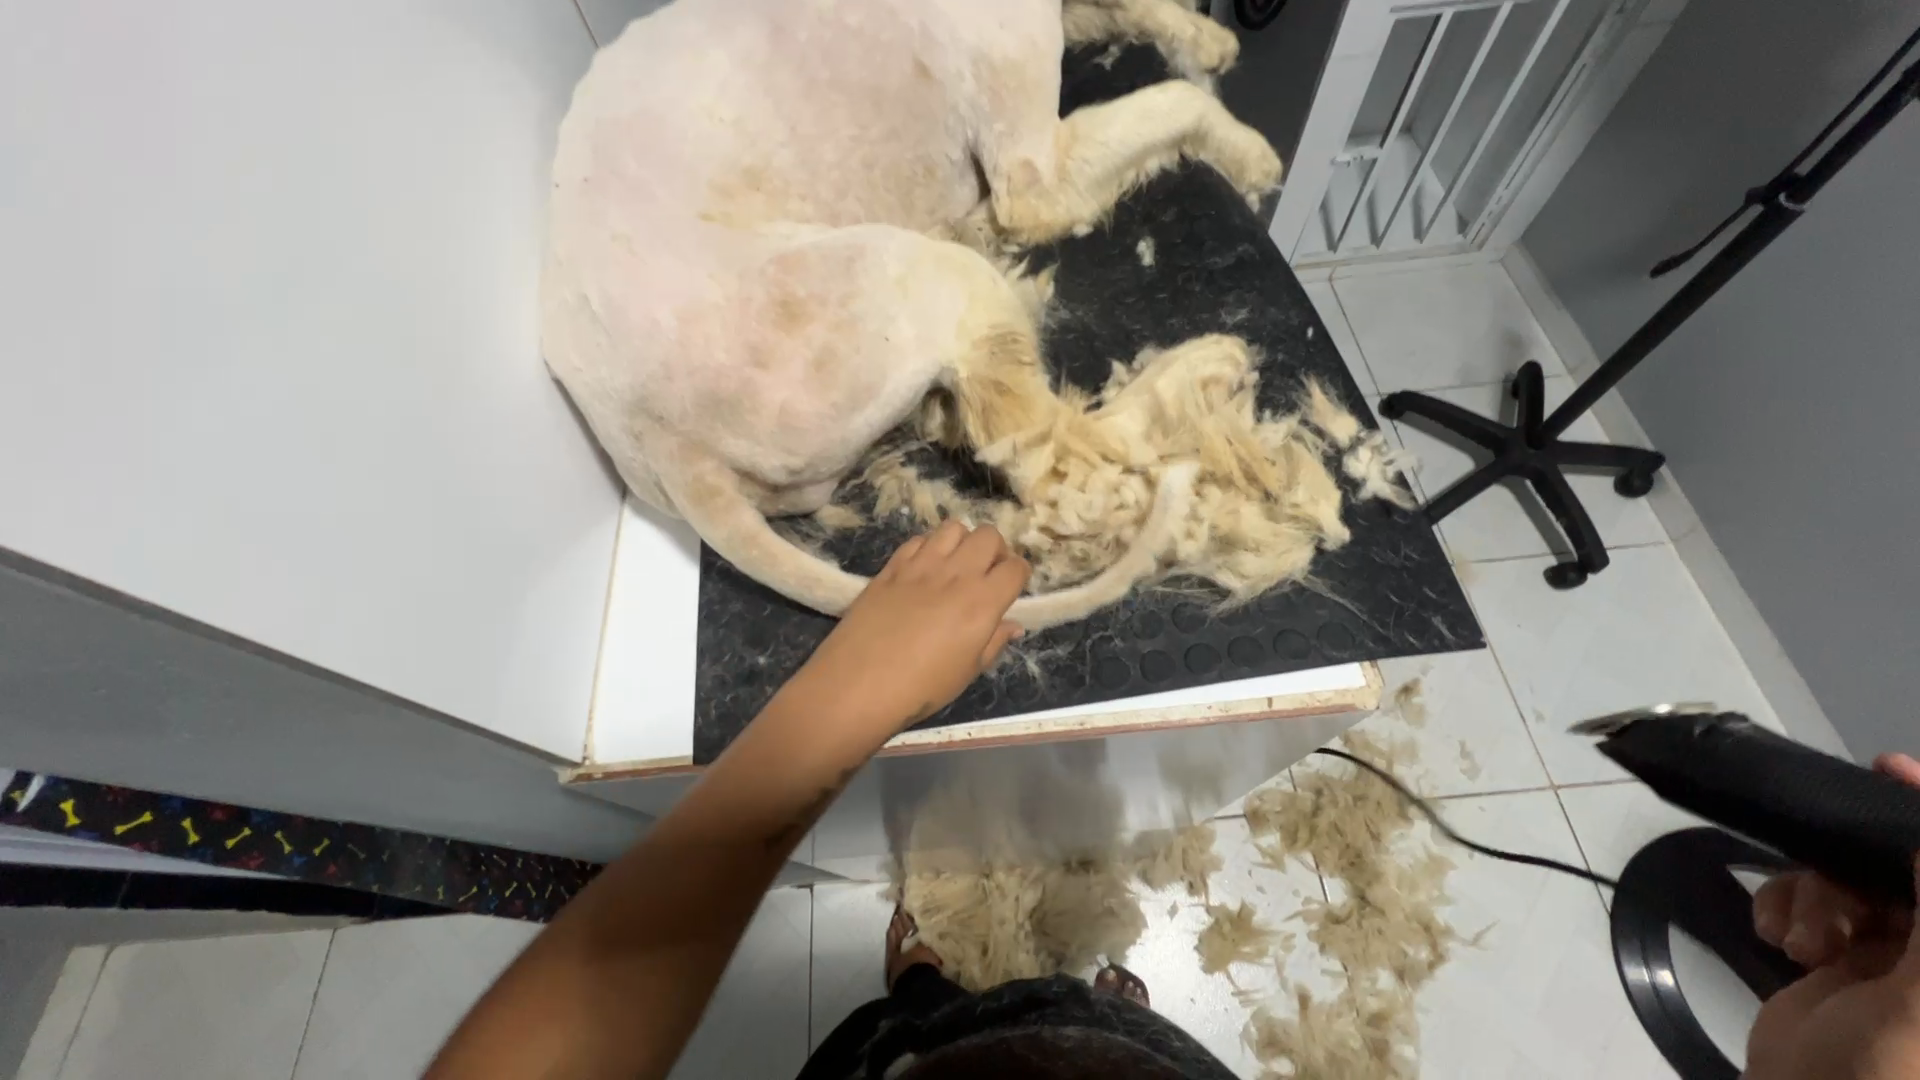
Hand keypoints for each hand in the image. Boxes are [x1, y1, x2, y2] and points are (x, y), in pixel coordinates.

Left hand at [786, 521, 1029, 735]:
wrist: (857, 684)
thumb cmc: (920, 688)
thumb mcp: (968, 672)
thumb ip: (994, 642)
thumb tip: (1013, 625)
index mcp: (982, 602)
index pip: (1016, 567)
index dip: (1018, 575)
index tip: (1010, 589)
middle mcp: (956, 574)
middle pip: (989, 536)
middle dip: (996, 551)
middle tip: (986, 574)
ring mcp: (920, 565)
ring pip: (954, 527)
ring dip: (962, 542)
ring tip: (955, 567)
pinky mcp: (891, 566)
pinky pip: (918, 540)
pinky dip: (929, 548)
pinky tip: (923, 570)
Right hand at [1746, 753, 1919, 1079]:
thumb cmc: (1884, 1075)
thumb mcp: (1918, 1007)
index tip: (1892, 769)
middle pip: (1905, 875)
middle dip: (1852, 868)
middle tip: (1812, 865)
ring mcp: (1902, 961)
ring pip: (1854, 886)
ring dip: (1812, 897)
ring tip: (1800, 940)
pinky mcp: (1849, 963)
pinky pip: (1814, 908)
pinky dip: (1787, 911)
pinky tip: (1780, 940)